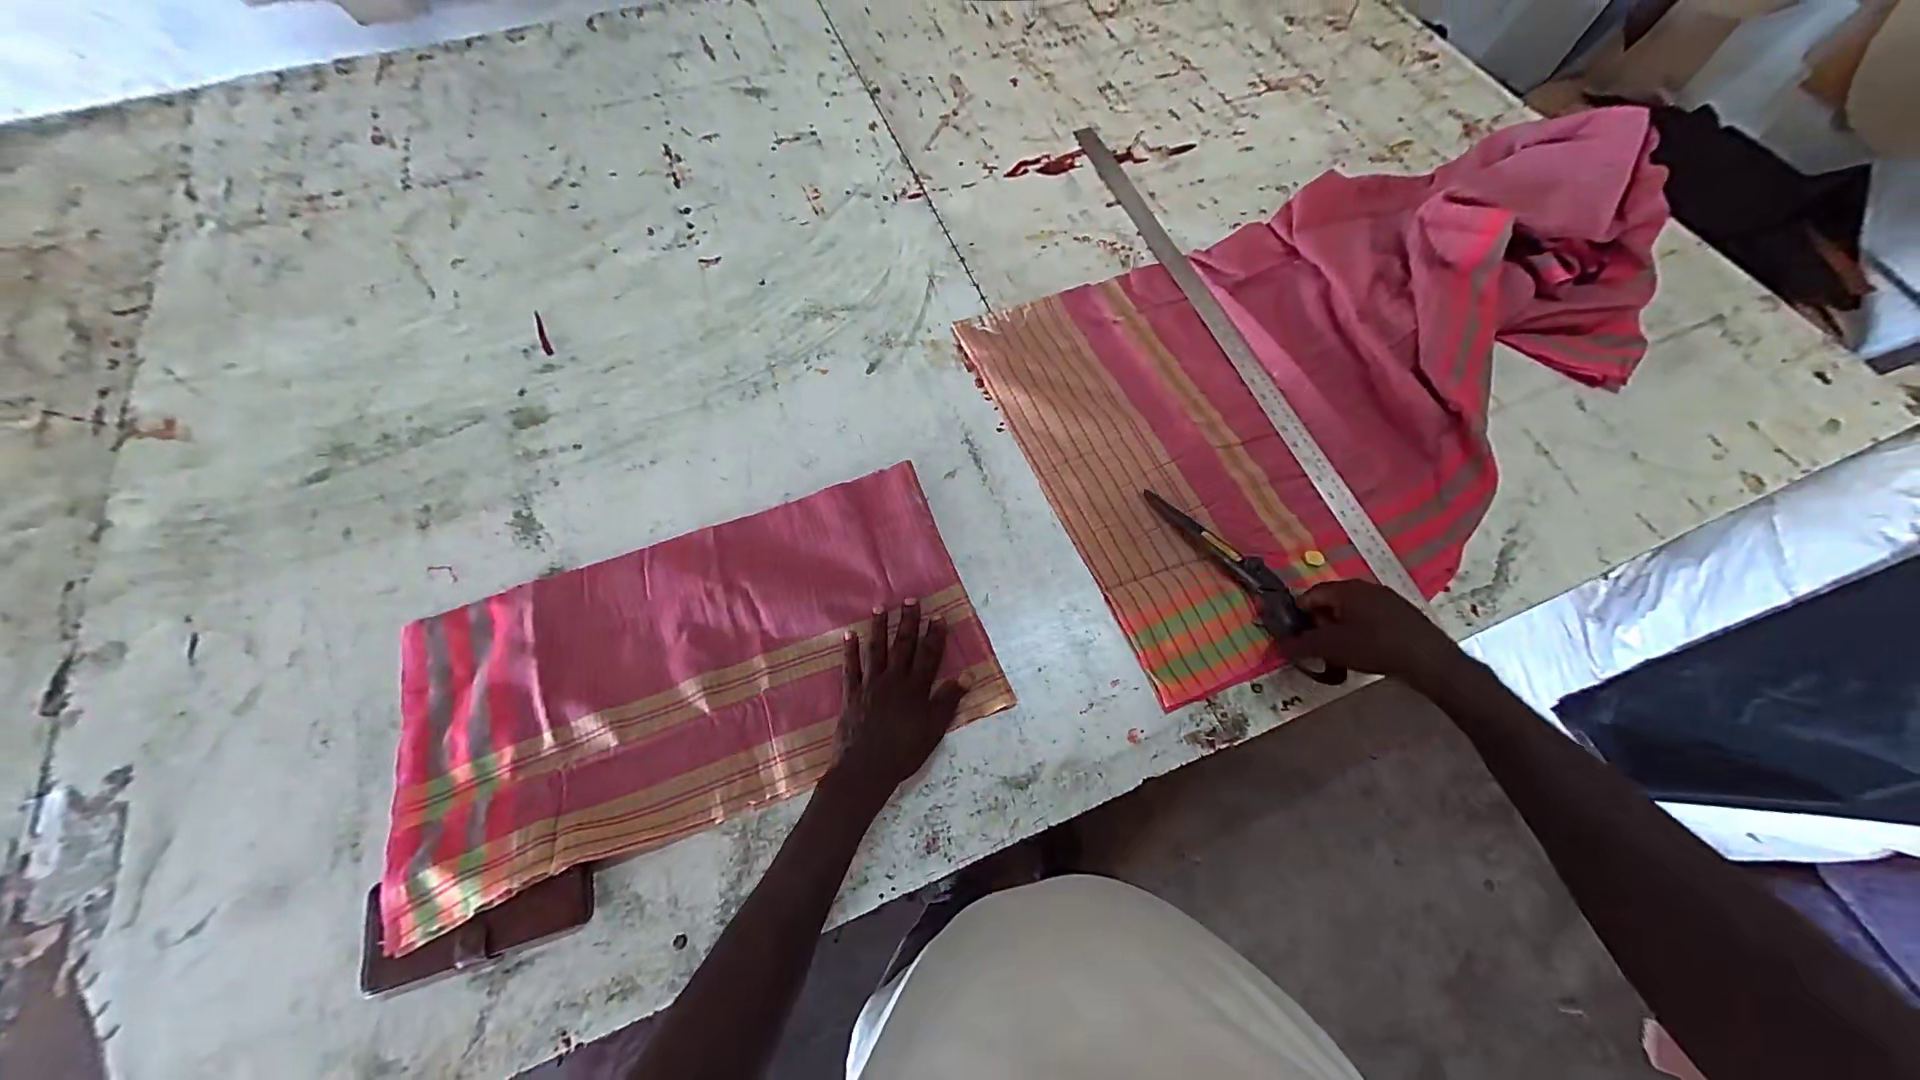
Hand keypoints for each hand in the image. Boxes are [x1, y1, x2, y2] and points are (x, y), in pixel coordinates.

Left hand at [822, 600, 966, 812]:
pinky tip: (849, 635)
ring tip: (881, 607)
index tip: (938, 615)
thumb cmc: (904, 752)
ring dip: (879, 628)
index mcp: (915, 689)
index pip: (928, 655)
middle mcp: (893, 680)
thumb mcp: (933, 729)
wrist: (865, 769)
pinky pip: (850, 668)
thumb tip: (967, 676)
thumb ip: (948, 701)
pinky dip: (850, 651)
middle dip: (908, 622)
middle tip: (910, 599)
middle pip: (903, 646)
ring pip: (876, 650)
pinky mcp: (851, 694)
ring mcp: (870, 685)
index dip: (934, 635)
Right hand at [1273, 579, 1466, 688]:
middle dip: (1320, 620)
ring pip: (1353, 609)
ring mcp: (1388, 598)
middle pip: (1332, 600)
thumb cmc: (1374, 647)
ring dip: (1341, 625)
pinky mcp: (1403, 613)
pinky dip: (1362, 629)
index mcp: (1345, 589)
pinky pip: (1372, 616)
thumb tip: (1281, 645)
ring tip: (1341, 649)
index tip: (1297, 634)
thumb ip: (1301, 644)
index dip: (1298, 614)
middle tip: (1318, 643)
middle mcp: (1366, 587)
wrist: (1428, 659)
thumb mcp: (1330, 647)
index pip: (1310, 594)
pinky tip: (1366, 648)